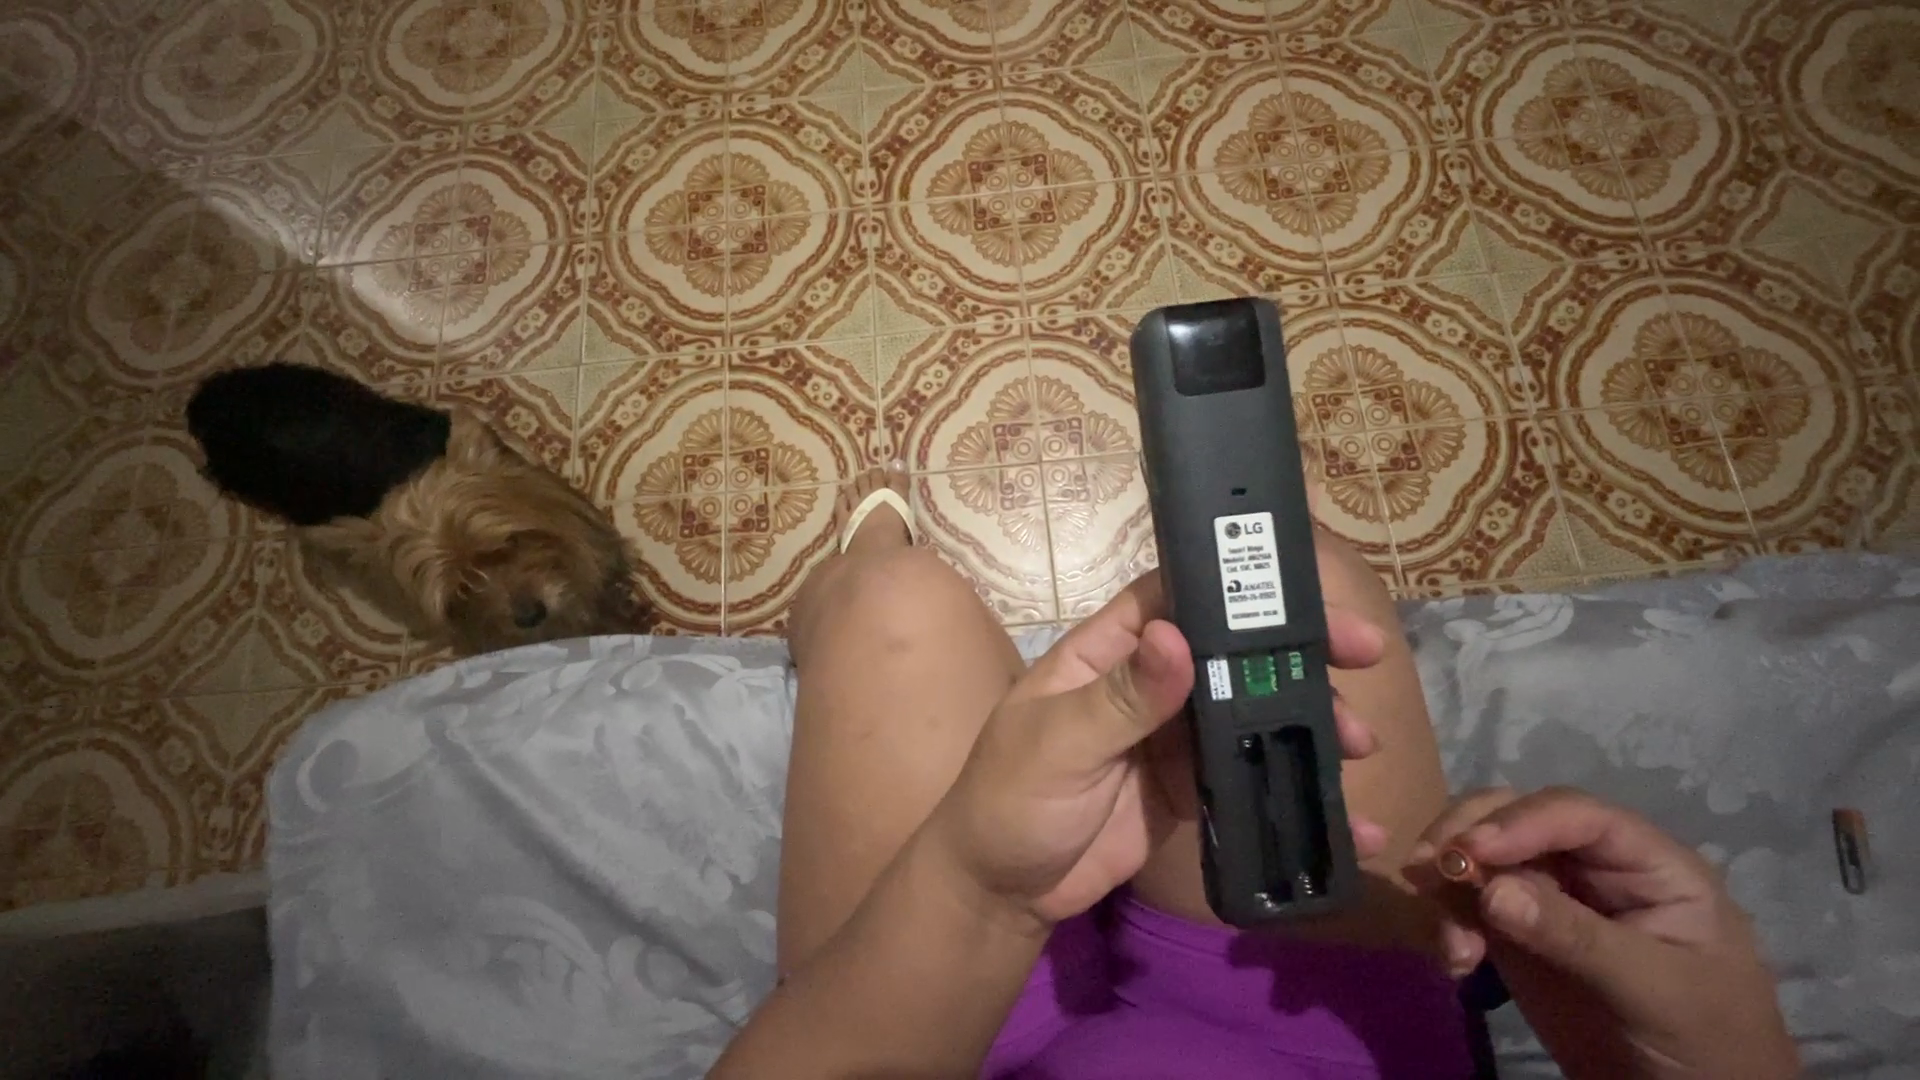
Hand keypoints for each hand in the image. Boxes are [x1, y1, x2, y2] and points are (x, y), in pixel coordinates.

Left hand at [923, 570, 1391, 931]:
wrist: (1004, 890)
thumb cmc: (1010, 799)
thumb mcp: (1057, 744)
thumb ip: (1119, 698)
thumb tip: (1176, 637)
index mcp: (1103, 653)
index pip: (1170, 599)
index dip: (1231, 586)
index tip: (1303, 594)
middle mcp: (1142, 685)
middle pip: (1224, 652)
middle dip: (1291, 652)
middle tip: (1363, 655)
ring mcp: (1168, 738)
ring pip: (1244, 711)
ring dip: (1301, 718)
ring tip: (1358, 741)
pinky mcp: (1186, 789)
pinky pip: (1244, 778)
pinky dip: (1289, 787)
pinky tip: (1342, 814)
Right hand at [1409, 787, 1798, 1079]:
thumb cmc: (1706, 1044)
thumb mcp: (1654, 991)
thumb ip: (1575, 937)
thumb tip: (1492, 892)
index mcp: (1644, 862)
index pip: (1574, 814)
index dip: (1518, 821)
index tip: (1470, 851)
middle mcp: (1587, 862)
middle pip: (1509, 817)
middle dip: (1463, 839)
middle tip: (1424, 869)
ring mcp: (1545, 890)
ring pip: (1475, 853)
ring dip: (1447, 885)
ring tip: (1451, 944)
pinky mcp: (1511, 922)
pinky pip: (1463, 899)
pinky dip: (1447, 921)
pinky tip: (1457, 961)